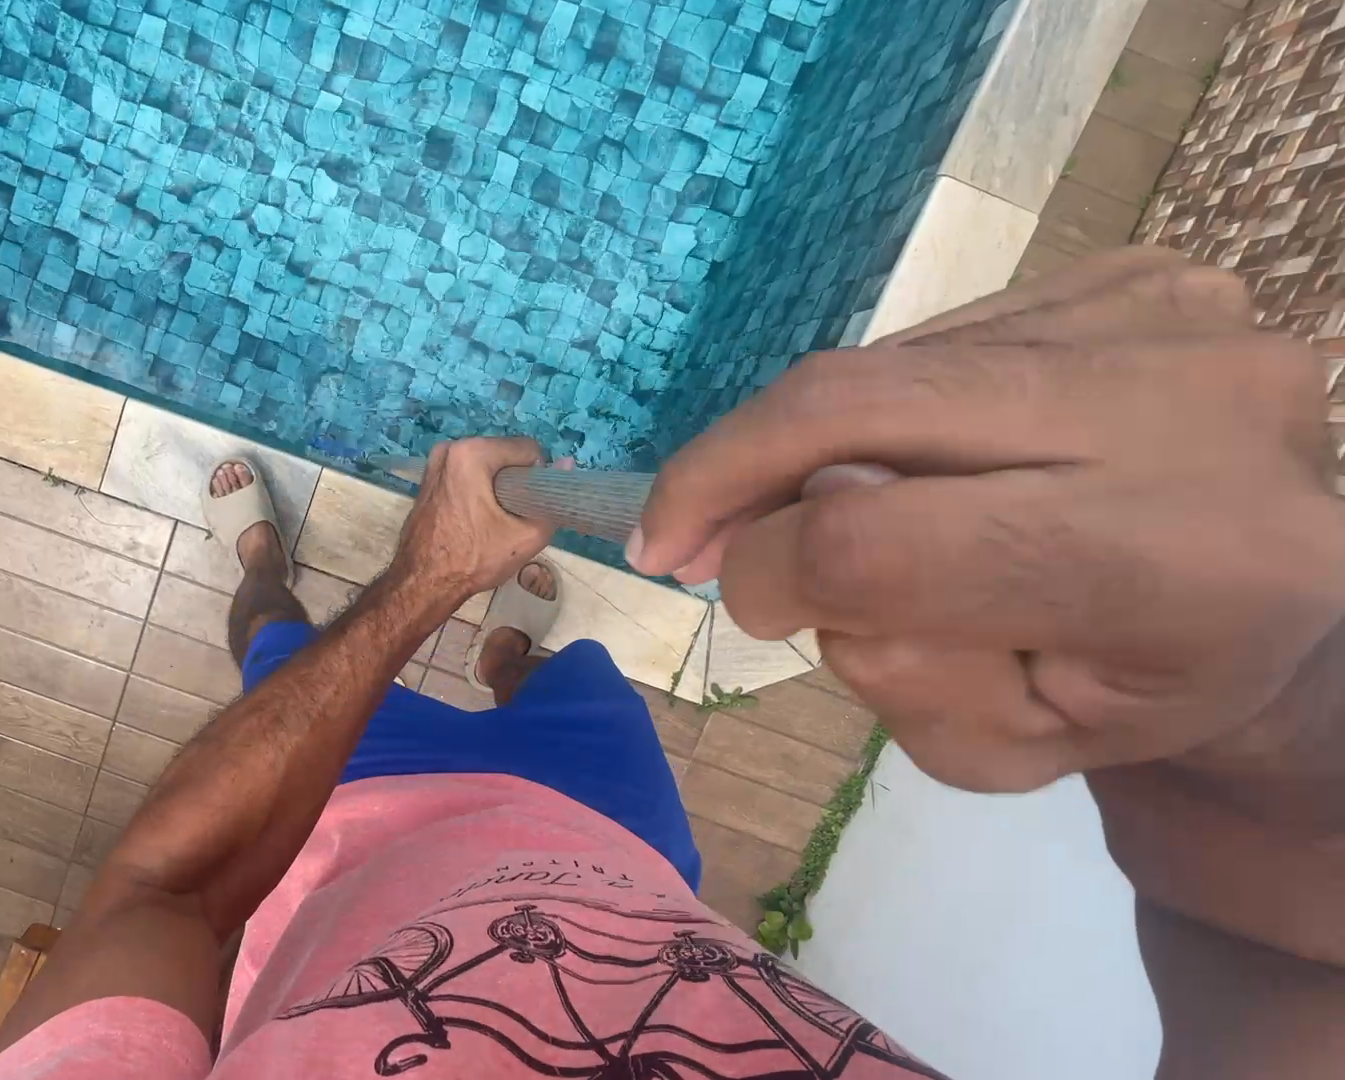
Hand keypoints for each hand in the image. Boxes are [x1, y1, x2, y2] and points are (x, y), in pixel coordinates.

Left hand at [391, 437, 557, 605]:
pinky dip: (477, 490)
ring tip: (494, 520)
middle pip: (505, 455)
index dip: (537, 478)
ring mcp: (435, 463)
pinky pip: (467, 475)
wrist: (422, 583)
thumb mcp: (525, 537)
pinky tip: (475, 519)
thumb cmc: (473, 559)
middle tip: (512, 517)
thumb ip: (552, 500)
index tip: (530, 506)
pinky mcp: (428, 479)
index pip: (527, 449)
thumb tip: (568, 464)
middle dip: (515, 481)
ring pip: (486, 466)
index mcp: (472, 453)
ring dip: (497, 487)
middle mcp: (450, 448)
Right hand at [631, 248, 1344, 798]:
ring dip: (779, 451)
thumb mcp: (991, 750)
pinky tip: (880, 462)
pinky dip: (853, 416)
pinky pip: (910, 348)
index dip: (761, 570)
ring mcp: (1155, 319)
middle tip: (666, 531)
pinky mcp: (1122, 278)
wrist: (1274, 612)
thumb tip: (814, 505)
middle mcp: (1185, 408)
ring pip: (861, 372)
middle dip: (716, 472)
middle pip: (844, 406)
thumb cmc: (1115, 702)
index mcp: (1177, 570)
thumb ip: (893, 662)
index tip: (729, 596)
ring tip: (773, 509)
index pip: (872, 544)